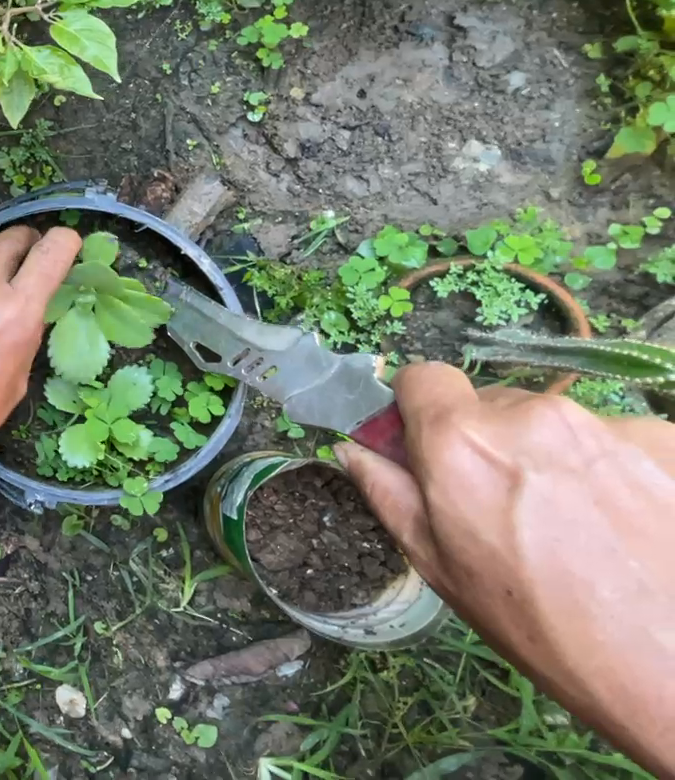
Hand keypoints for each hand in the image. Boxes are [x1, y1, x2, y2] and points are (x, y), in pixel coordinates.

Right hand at [338, 363, 674, 775]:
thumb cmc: (537, 620)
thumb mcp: (434, 560)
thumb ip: (386, 490)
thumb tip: (354, 450)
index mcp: (458, 438)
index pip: (423, 376)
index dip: (419, 408)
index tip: (428, 447)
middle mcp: (530, 416)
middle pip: (493, 404)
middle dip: (490, 440)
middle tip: (507, 501)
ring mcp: (611, 430)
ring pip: (556, 426)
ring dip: (553, 456)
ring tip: (578, 521)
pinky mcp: (673, 447)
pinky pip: (620, 444)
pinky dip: (616, 471)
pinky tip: (629, 523)